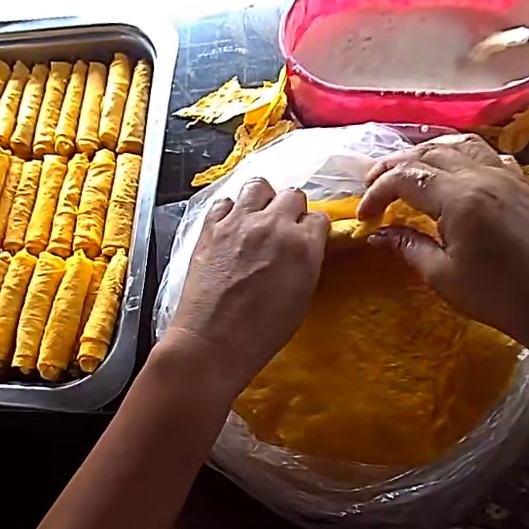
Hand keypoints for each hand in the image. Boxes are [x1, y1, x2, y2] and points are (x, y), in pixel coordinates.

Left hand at [163, 178, 328, 394]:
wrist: (211, 341)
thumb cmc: (261, 332)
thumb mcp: (301, 297)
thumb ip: (305, 263)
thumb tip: (302, 249)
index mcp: (303, 246)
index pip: (318, 218)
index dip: (311, 230)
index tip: (304, 241)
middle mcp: (273, 225)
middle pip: (292, 195)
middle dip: (290, 210)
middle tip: (280, 230)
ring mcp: (239, 223)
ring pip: (258, 186)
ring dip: (261, 199)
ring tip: (256, 218)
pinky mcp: (210, 229)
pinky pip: (224, 202)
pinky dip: (229, 210)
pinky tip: (229, 227)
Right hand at [357, 134, 528, 354]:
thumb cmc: (495, 294)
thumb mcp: (440, 274)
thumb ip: (407, 246)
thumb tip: (378, 234)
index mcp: (460, 199)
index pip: (405, 178)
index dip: (376, 193)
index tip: (365, 218)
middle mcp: (482, 176)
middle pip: (427, 152)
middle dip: (392, 168)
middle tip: (371, 190)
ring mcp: (503, 175)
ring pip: (455, 144)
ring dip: (422, 154)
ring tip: (402, 174)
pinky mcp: (517, 182)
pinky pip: (482, 153)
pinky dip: (455, 155)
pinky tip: (446, 173)